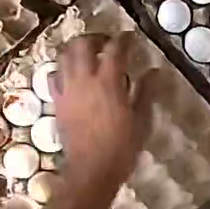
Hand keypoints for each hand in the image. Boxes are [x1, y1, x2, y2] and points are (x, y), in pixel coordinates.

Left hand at [49, 35, 147, 192]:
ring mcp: (67, 90)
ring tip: (89, 54)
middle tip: (107, 42)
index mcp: (108, 83)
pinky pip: (55, 76)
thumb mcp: (141, 120)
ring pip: (65, 56)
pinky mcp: (57, 102)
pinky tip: (74, 75)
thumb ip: (146, 91)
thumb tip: (155, 71)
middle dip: (95, 37)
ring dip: (77, 49)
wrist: (91, 171)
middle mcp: (84, 80)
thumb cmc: (122, 148)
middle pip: (82, 44)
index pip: (115, 49)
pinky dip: (64, 69)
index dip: (124, 39)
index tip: (131, 37)